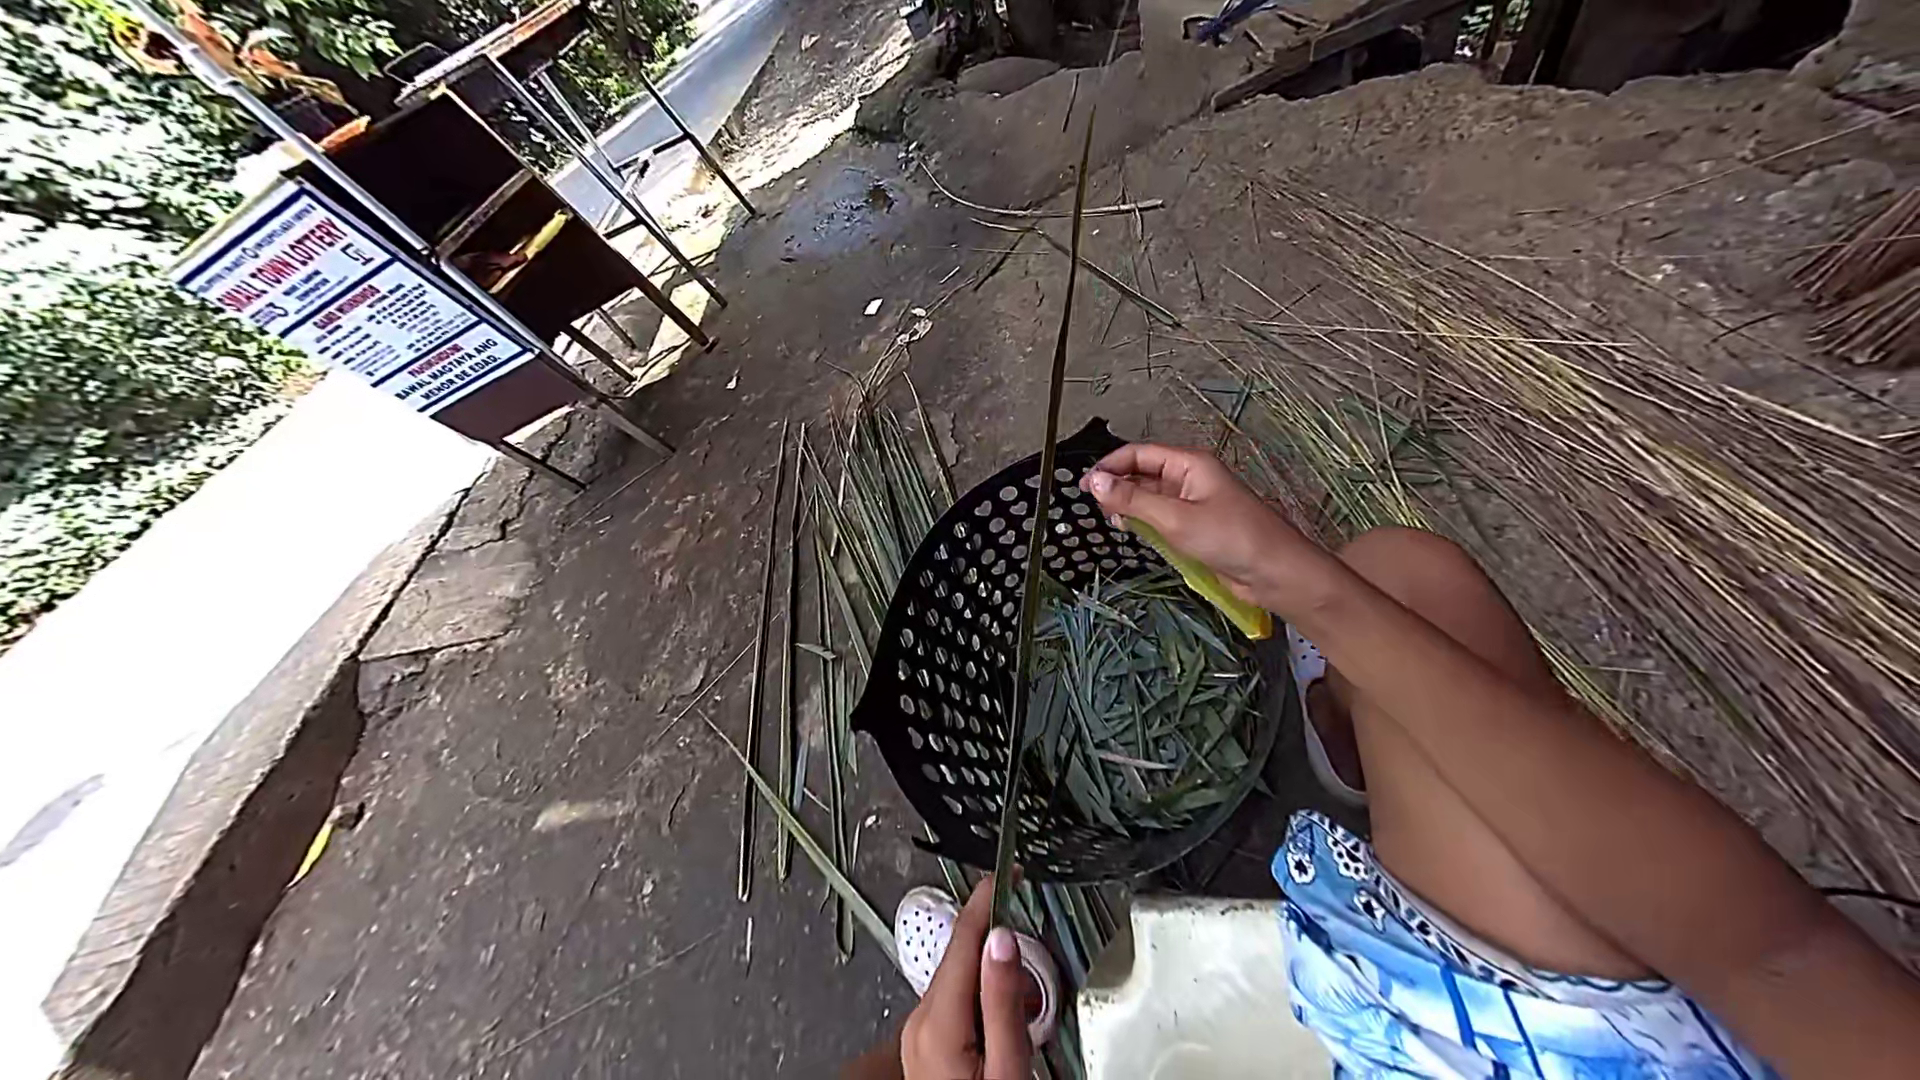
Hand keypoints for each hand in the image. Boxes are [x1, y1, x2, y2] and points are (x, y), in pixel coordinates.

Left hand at [900, 876, 1031, 1079]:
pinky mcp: (926, 1044)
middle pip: (962, 955)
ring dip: (994, 980)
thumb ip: (1003, 1000)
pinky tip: (1003, 1032)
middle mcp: (919, 1022)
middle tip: (1031, 974)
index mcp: (937, 1023)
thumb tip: (1002, 938)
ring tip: (1020, 1022)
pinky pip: (957, 1002)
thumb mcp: (1007, 1068)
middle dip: (999, 950)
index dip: (987, 898)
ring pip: (962, 978)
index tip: (1009, 874)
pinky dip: (983, 1002)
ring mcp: (919, 1034)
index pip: (963, 936)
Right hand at [1080, 443, 1319, 610]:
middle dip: (1118, 487)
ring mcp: (1192, 503)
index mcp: (1190, 464)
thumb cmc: (1231, 539)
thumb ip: (1132, 500)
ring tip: (1114, 521)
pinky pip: (1160, 517)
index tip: (1085, 485)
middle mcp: (1190, 479)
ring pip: (1149, 497)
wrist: (1275, 574)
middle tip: (1097, 507)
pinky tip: (1133, 531)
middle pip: (1142, 474)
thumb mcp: (1175, 518)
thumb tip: (1096, 481)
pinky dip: (1143, 522)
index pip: (1139, 454)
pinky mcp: (1193, 526)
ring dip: (1129, 506)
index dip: (1110, 466)